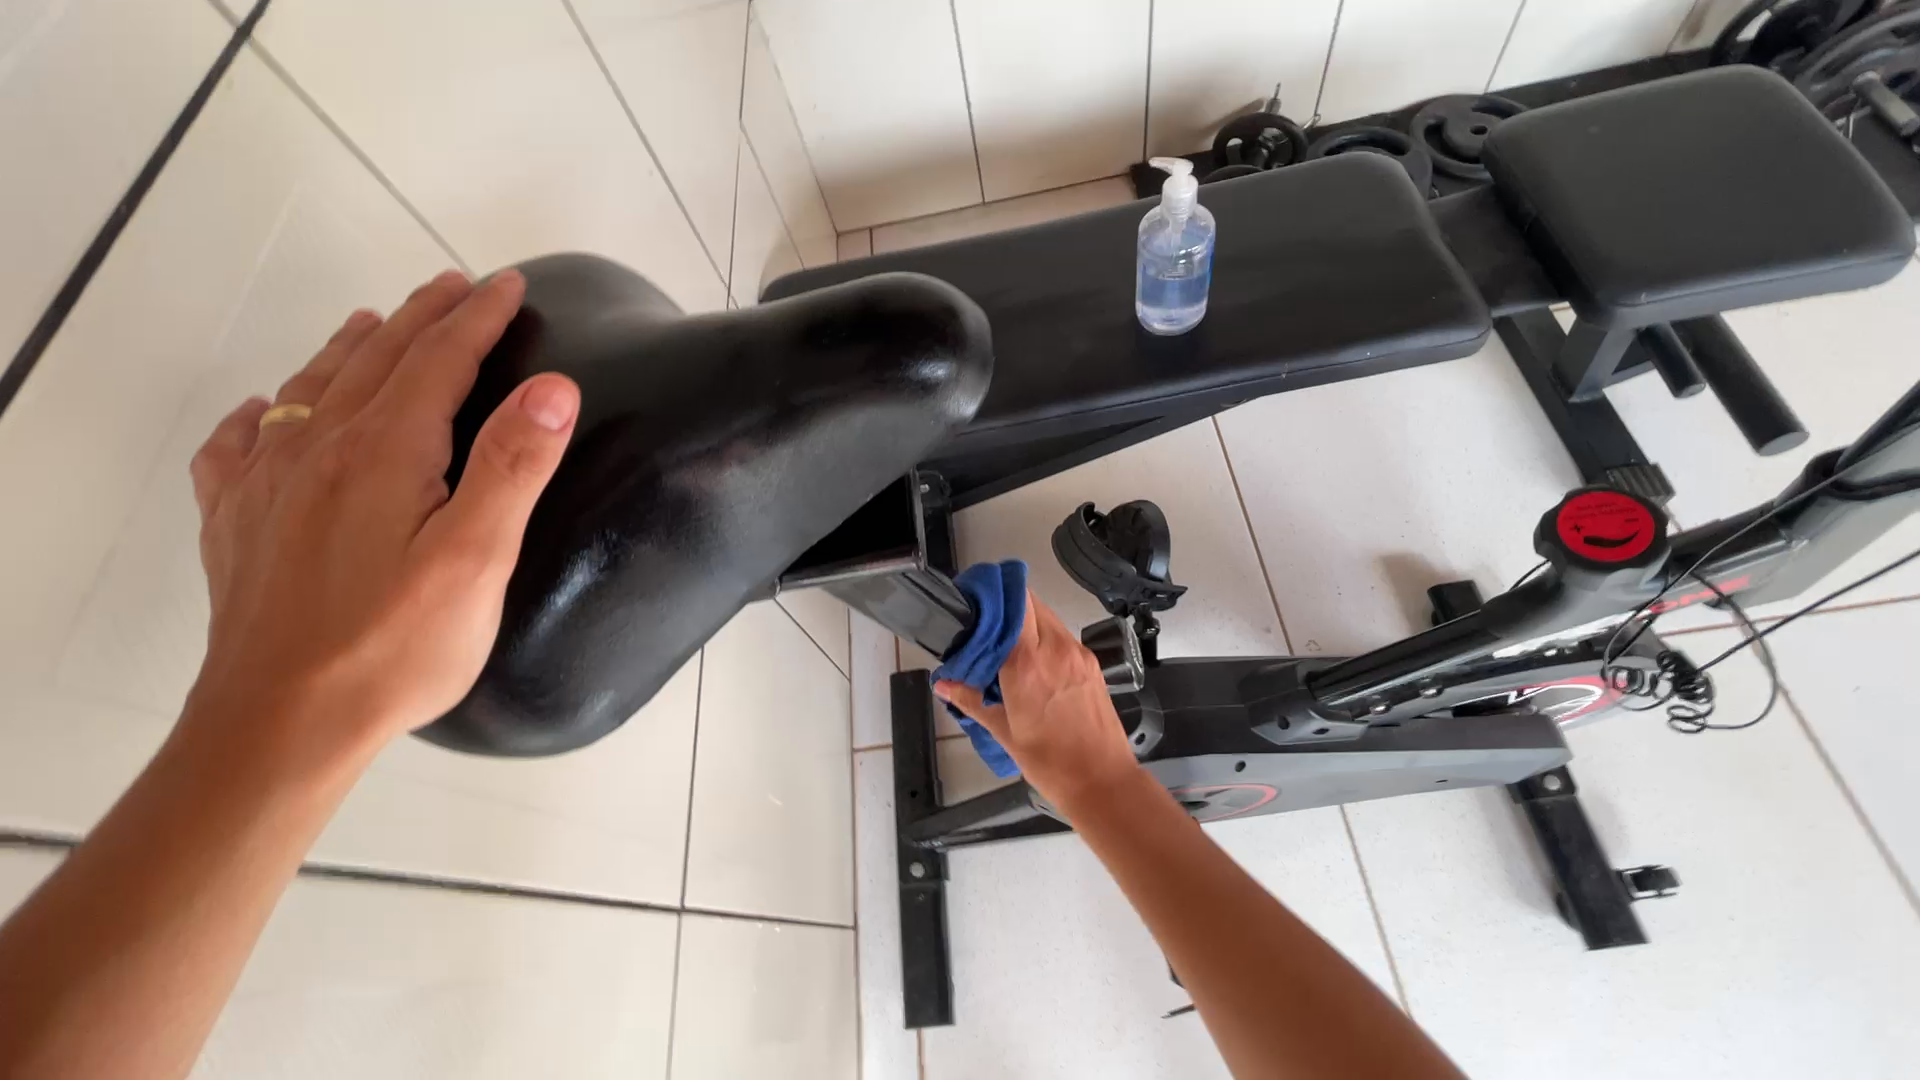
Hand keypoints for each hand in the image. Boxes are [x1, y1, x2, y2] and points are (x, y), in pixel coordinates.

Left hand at [185, 269, 576, 769]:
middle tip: (457, 285)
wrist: (283, 722)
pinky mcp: (237, 524)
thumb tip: (553, 387)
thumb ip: (513, 466)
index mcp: (384, 452)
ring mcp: (266, 485)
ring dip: (352, 348)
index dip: (478, 317)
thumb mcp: (478, 557)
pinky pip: (243, 445)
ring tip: (376, 321)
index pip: (438, 360)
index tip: (510, 284)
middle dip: (423, 316)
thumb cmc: (398, 643)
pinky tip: (268, 413)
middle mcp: (317, 450)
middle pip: (376, 360)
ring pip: (311, 389)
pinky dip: (265, 413)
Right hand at [935, 592, 1140, 811]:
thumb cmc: (1053, 763)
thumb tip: (945, 685)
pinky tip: (1034, 667)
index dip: (995, 596)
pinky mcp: (1092, 665)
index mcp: (1027, 663)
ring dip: (1027, 625)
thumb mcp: (1004, 732)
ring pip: (1048, 619)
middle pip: (1031, 603)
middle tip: (988, 628)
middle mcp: (1056, 649)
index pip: (1014, 604)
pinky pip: (1064, 639)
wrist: (1102, 781)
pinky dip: (1046, 642)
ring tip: (1008, 651)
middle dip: (1008, 608)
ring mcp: (1077, 655)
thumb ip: (972, 700)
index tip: (978, 603)